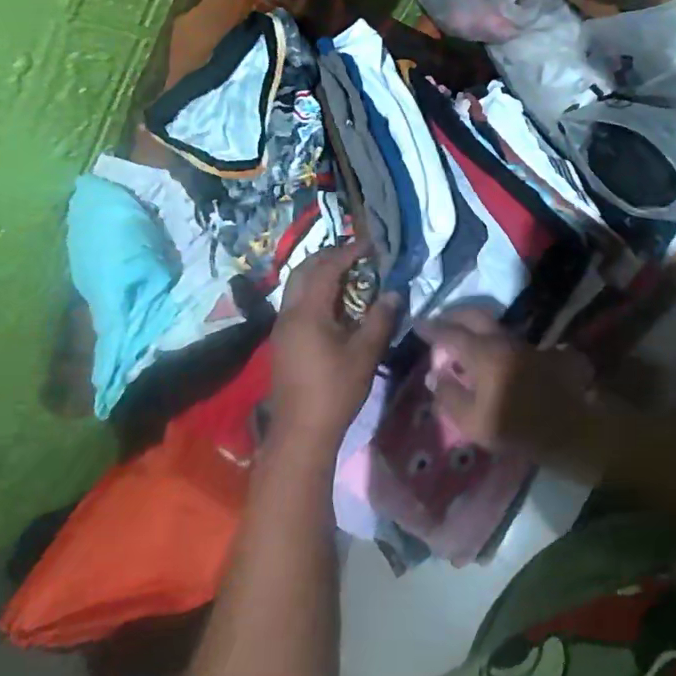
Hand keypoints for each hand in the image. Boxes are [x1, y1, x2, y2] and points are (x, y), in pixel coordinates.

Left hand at [269, 240, 401, 451]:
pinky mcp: (282, 341)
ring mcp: (281, 328)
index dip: (348, 252)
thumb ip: (380, 320)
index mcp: (307, 312)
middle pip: (303, 270)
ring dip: (319, 274)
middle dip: (328, 256)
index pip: (326, 268)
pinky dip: (314, 292)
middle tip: (356, 254)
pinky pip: (296, 303)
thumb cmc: (334, 391)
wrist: (300, 432)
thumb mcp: (364, 355)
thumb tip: (394, 292)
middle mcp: (288, 313)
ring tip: (348, 275)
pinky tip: (334, 305)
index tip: (370, 243)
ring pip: (296, 287)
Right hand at [416, 308, 597, 461]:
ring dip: (473, 324)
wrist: (571, 429)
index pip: (449, 333)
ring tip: (460, 334)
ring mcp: (523, 343)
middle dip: (453, 314)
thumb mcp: (473, 422)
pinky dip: (491, 337)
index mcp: (483, 354)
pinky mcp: (537, 351)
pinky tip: (488, 350)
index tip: (416, 324)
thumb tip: (436, 375)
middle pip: (474, 315)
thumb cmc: (517, 428)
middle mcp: (502, 340)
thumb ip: (449, 396)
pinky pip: (507, 336)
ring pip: (492, 323)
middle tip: (438, 320)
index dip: (431, 328)